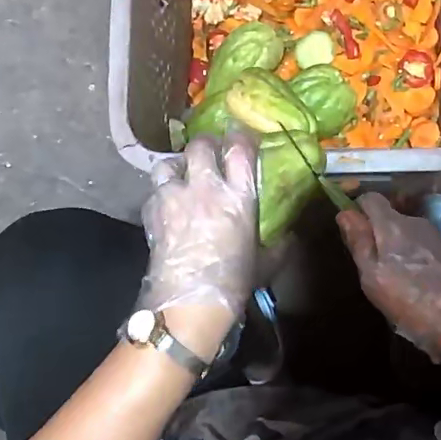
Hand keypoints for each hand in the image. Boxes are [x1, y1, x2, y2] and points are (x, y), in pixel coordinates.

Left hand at [139, 133, 259, 355]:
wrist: (189, 301)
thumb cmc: (233, 282)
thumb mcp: (265, 262)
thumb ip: (278, 245)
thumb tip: (288, 237)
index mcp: (238, 195)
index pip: (240, 148)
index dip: (240, 138)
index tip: (241, 139)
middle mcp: (205, 187)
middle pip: (201, 145)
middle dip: (205, 145)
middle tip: (209, 153)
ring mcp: (175, 196)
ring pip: (169, 161)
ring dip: (176, 165)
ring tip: (181, 175)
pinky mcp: (152, 210)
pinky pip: (154, 189)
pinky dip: (161, 191)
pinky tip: (166, 203)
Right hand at [337, 193, 440, 360]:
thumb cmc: (409, 297)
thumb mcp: (371, 274)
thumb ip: (358, 241)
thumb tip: (345, 212)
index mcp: (392, 223)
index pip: (370, 199)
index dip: (358, 210)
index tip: (352, 230)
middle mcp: (415, 222)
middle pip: (390, 217)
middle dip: (378, 234)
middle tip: (372, 264)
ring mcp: (436, 237)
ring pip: (408, 234)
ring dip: (399, 249)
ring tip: (396, 279)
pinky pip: (424, 248)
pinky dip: (416, 259)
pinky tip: (418, 284)